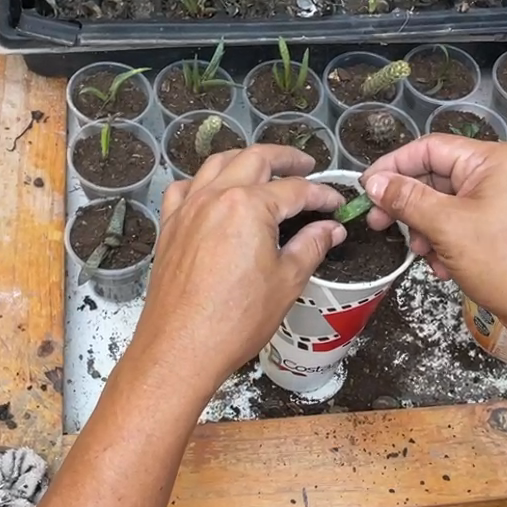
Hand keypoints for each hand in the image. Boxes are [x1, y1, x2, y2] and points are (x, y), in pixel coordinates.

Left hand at [130, 145, 345, 398]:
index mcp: (248, 206)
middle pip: (255, 159)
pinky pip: (186, 188)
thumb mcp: (287, 282)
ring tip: (264, 168)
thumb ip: (311, 246)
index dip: (321, 194)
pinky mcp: (170, 227)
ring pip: (217, 164)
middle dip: (285, 159)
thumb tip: (330, 229)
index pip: (295, 189)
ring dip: (245, 160)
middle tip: (306, 165)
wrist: (181, 347)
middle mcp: (215, 196)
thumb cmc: (237, 320)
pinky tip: (214, 191)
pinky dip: (205, 181)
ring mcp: (188, 209)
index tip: (336, 203)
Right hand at [361, 134, 506, 338]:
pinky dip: (448, 243)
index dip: (392, 167)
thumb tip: (374, 182)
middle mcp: (502, 173)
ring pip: (448, 205)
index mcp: (492, 160)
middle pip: (437, 178)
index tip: (365, 189)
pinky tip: (446, 267)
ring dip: (427, 230)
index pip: (429, 149)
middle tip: (380, 225)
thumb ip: (407, 200)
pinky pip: (466, 225)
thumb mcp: (448, 228)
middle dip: (409, 205)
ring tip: (424, 256)